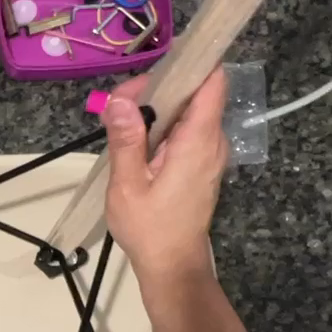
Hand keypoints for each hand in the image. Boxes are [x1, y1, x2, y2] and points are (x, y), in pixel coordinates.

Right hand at [100, 71, 229, 287]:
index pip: (211, 81)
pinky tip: (136, 144)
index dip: (185, 66)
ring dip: (158, 110)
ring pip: (188, 112)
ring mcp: (210, 152)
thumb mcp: (127, 185)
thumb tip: (120, 100)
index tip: (147, 76)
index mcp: (198, 141)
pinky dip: (163, 129)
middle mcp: (213, 140)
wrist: (171, 264)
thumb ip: (126, 140)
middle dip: (159, 90)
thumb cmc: (149, 228)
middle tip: (118, 107)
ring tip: (121, 124)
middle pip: (195, 93)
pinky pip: (186, 132)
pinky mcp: (201, 164)